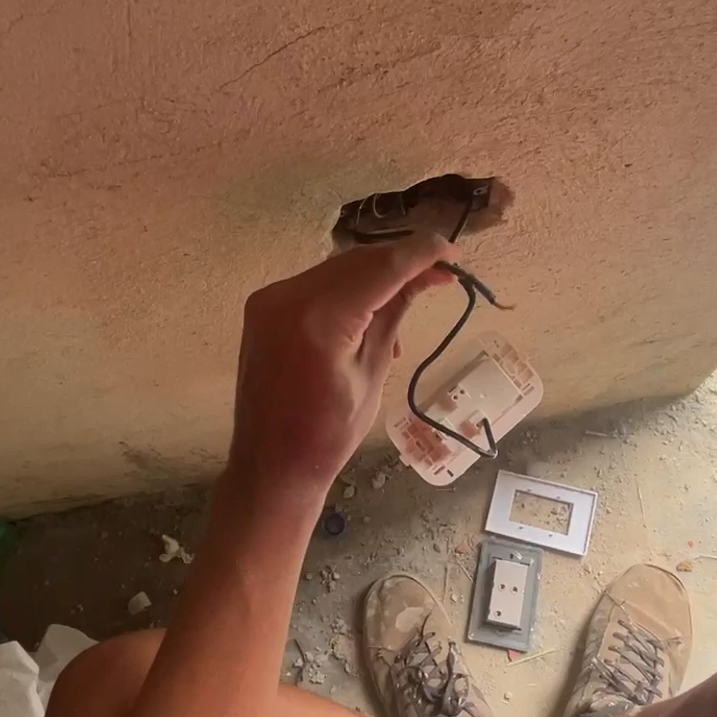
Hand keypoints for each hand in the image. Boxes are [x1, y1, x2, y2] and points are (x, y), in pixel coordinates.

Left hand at [225, 232, 452, 505]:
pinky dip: (347, 290)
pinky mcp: (264, 308)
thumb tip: (426, 276)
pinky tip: (370, 312)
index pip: (381, 268)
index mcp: (319, 318)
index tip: (452, 250)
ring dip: (375, 275)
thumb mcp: (373, 372)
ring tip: (411, 293)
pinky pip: (316, 285)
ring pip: (336, 269)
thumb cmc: (328, 435)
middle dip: (400, 262)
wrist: (270, 465)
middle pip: (357, 261)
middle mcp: (288, 297)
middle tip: (440, 273)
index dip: (420, 254)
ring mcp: (270, 300)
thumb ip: (394, 315)